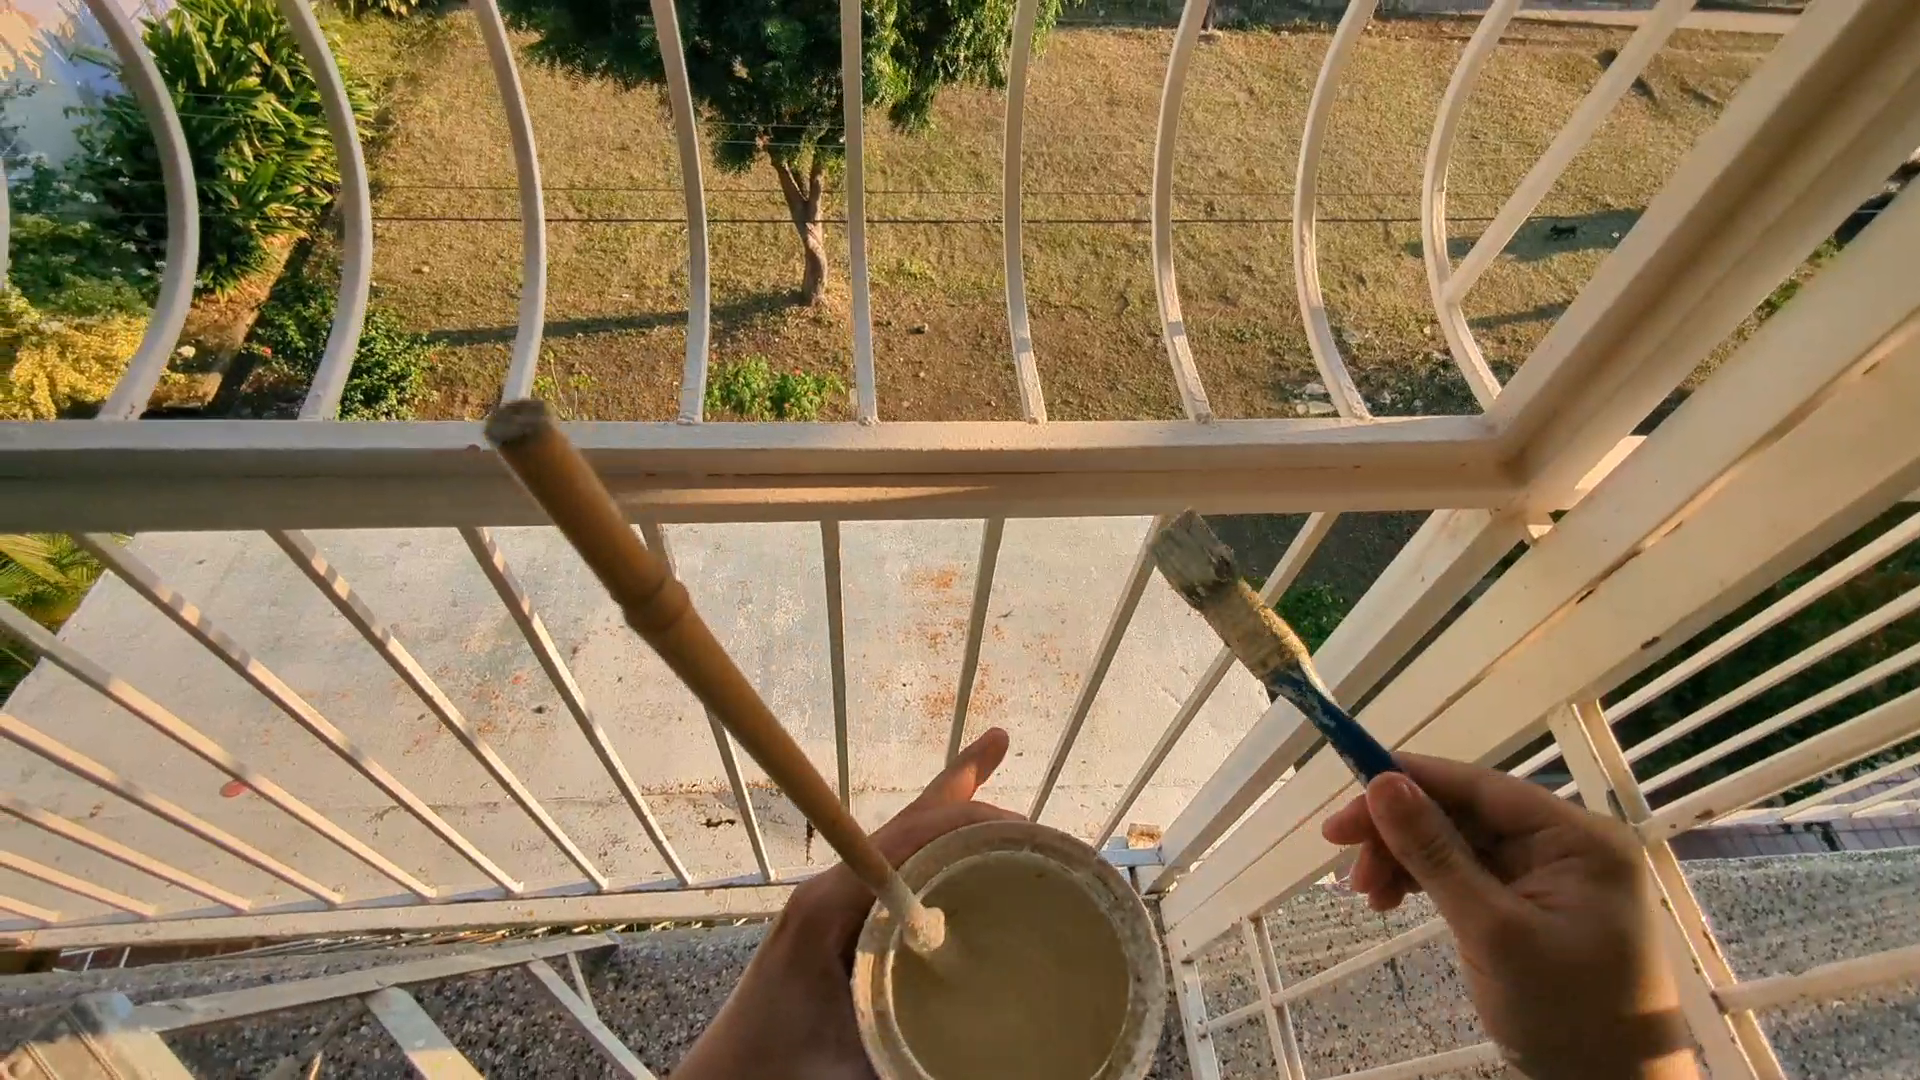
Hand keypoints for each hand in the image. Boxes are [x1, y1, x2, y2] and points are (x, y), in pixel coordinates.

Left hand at [673, 728, 1018, 1079]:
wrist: (724, 1079)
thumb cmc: (778, 1063)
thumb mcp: (851, 1054)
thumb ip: (913, 1040)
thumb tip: (988, 1034)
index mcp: (833, 901)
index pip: (908, 836)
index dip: (964, 820)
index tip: (1018, 826)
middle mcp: (835, 883)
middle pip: (907, 820)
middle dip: (955, 784)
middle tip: (998, 742)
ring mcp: (836, 895)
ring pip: (901, 838)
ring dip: (944, 813)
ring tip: (982, 772)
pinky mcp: (839, 916)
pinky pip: (894, 867)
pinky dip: (930, 848)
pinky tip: (952, 856)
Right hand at [1321, 754, 1697, 1079]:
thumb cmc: (1565, 1015)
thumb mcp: (1491, 930)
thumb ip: (1433, 851)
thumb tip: (1380, 781)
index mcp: (1576, 839)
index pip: (1476, 786)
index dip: (1406, 780)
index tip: (1348, 797)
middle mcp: (1562, 843)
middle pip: (1457, 811)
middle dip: (1396, 831)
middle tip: (1340, 850)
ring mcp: (1545, 872)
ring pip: (1449, 838)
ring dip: (1400, 858)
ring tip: (1365, 892)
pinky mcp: (1525, 899)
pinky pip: (1458, 868)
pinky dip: (1418, 879)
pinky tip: (1387, 899)